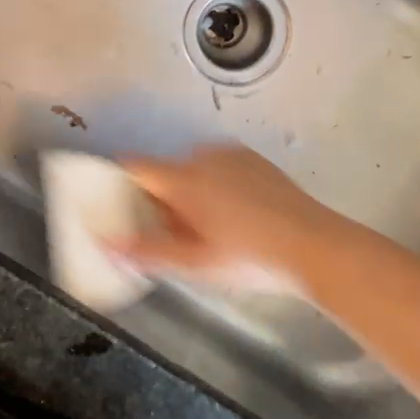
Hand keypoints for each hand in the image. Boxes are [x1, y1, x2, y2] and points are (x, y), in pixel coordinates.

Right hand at [117, 145, 337, 277]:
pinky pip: (221, 167)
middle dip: (162, 200)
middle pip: (165, 172)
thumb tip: (104, 243)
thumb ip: (146, 251)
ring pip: (194, 170)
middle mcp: (201, 156)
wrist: (315, 246)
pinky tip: (239, 216)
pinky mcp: (255, 159)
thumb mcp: (194, 263)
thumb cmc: (248, 258)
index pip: (134, 166)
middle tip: (177, 237)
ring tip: (212, 231)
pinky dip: (218, 185)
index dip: (120, 181)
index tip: (118, 203)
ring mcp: (231, 154)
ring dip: (191, 193)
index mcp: (181, 178)